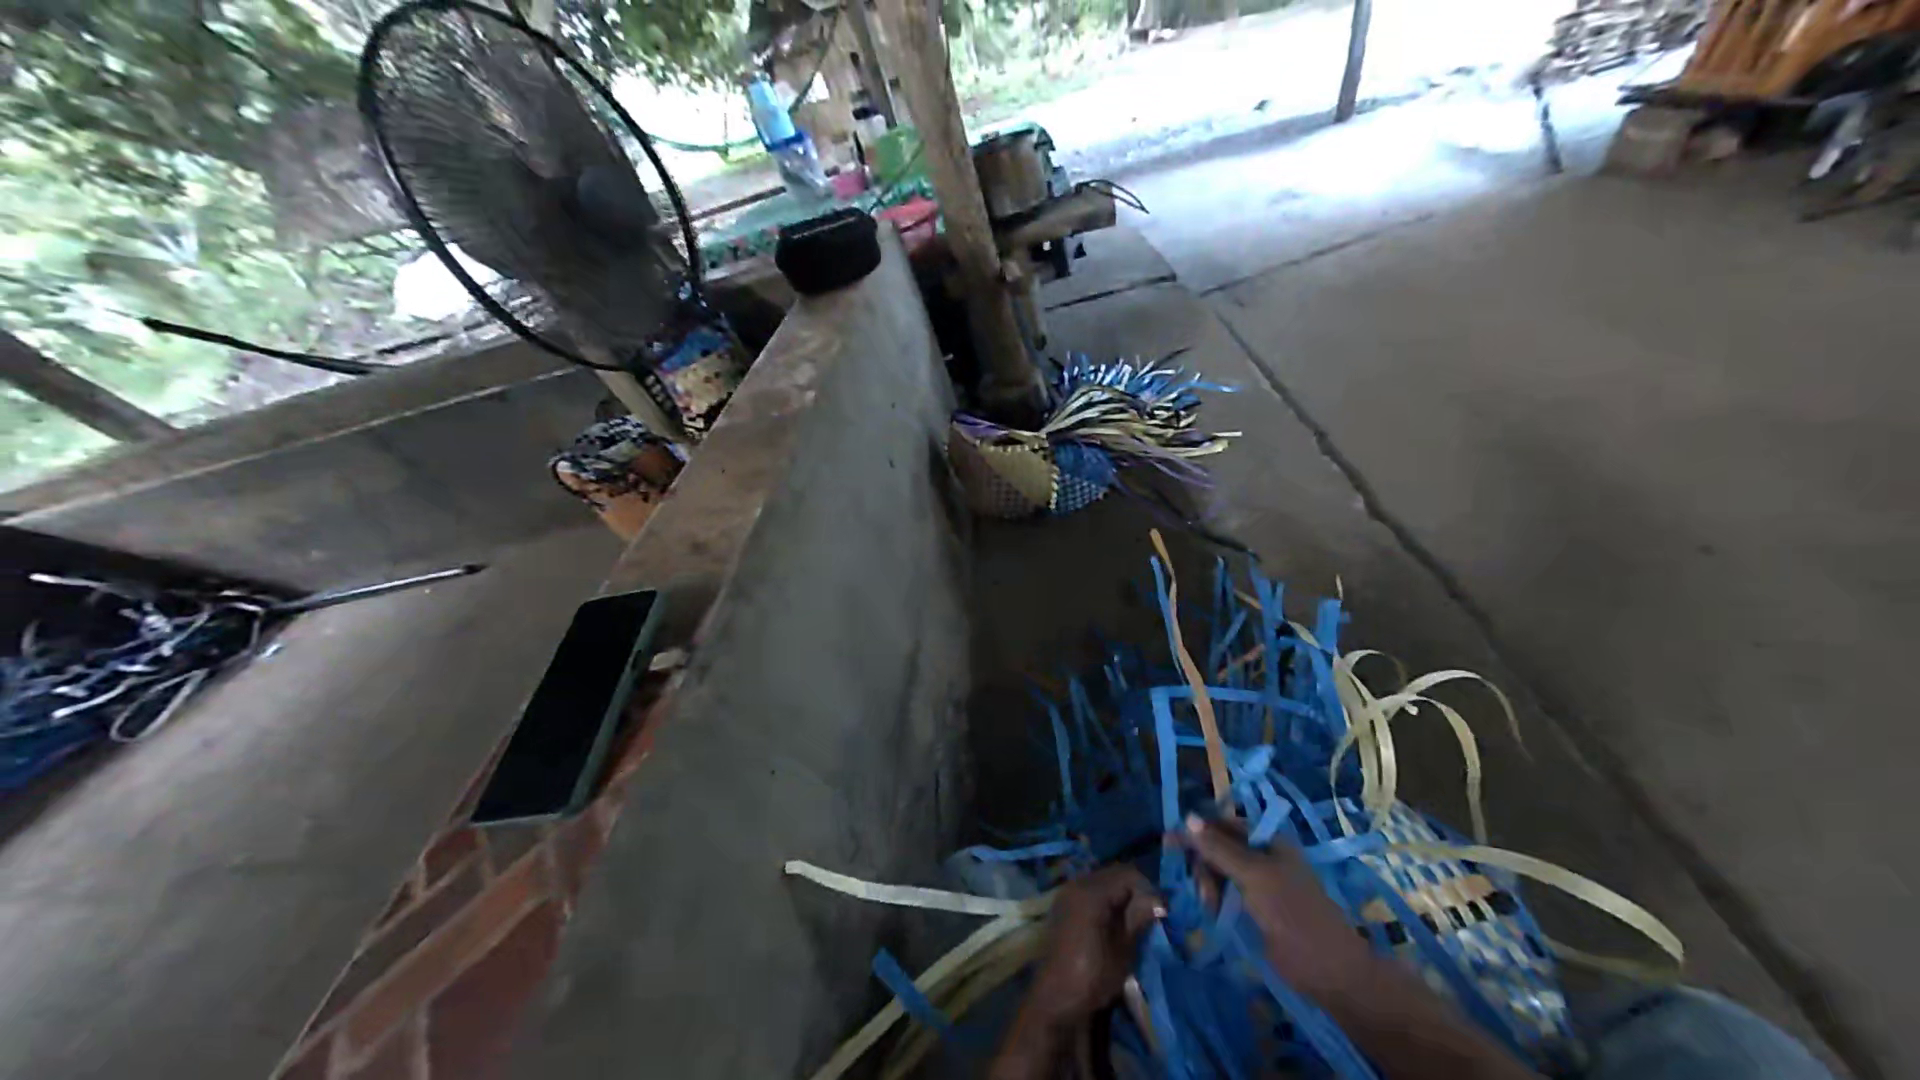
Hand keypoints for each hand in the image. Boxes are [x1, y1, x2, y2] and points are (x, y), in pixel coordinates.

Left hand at [1027, 864, 1164, 1024]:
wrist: (1057, 996)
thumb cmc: (1093, 974)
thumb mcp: (1123, 949)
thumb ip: (1139, 919)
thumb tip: (1158, 901)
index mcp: (1091, 891)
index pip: (1127, 875)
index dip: (1149, 889)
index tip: (1163, 910)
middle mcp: (1077, 884)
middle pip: (1113, 873)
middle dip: (1135, 889)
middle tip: (1152, 913)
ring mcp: (1067, 893)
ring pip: (1102, 881)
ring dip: (1121, 894)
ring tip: (1136, 917)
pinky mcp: (1064, 905)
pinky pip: (1090, 890)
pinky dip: (1106, 899)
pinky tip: (1115, 919)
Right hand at [1178, 814, 1379, 1004]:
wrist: (1326, 970)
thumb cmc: (1292, 913)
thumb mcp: (1253, 874)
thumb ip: (1218, 847)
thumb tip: (1187, 817)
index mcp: (1269, 840)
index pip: (1224, 823)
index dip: (1198, 829)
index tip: (1170, 841)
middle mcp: (1263, 856)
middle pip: (1218, 847)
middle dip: (1203, 863)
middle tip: (1201, 888)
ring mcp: (1259, 884)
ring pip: (1218, 872)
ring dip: (1208, 885)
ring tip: (1209, 905)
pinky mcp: (1254, 909)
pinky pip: (1224, 894)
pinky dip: (1215, 900)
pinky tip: (1212, 911)